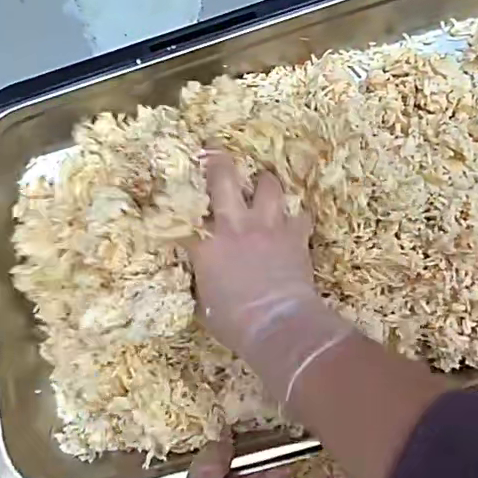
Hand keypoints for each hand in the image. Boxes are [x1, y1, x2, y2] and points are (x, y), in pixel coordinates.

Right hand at [188, 152, 354, 410]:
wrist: (277, 324)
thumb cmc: (234, 322)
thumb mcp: (204, 303)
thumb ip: (203, 277)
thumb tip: (205, 272)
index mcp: (204, 244)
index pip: (185, 212)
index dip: (179, 198)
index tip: (177, 191)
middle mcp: (234, 224)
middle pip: (223, 176)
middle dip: (218, 161)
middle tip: (216, 153)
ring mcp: (267, 225)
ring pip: (269, 184)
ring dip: (265, 184)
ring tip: (263, 186)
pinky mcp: (295, 233)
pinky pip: (301, 214)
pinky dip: (297, 217)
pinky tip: (295, 223)